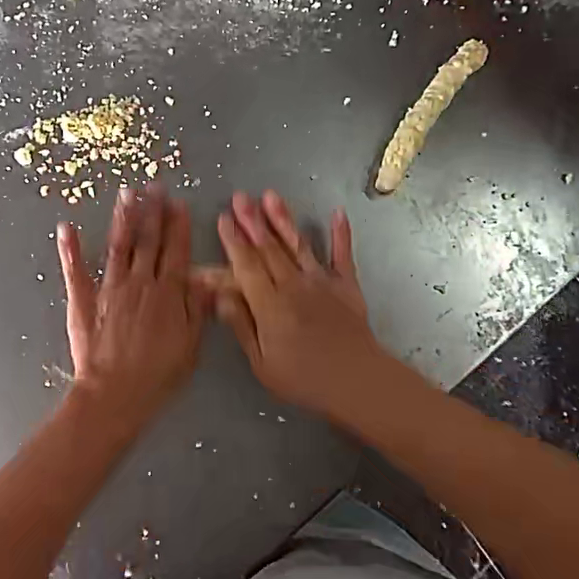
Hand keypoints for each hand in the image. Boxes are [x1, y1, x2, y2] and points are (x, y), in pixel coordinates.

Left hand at [57, 185, 205, 430]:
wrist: (115, 394)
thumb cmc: (157, 375)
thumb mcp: (190, 346)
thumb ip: (197, 308)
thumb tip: (207, 277)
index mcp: (167, 292)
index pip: (176, 251)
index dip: (178, 226)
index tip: (179, 203)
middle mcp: (139, 281)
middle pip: (148, 240)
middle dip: (153, 210)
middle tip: (155, 185)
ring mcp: (109, 286)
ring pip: (118, 244)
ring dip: (122, 217)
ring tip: (126, 193)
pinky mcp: (84, 298)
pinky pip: (76, 269)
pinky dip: (70, 247)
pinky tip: (66, 226)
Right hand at [208, 191, 387, 418]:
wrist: (359, 383)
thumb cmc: (304, 379)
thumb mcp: (262, 362)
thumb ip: (241, 324)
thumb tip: (220, 294)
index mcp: (269, 303)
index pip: (246, 265)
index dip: (233, 241)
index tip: (223, 219)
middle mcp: (293, 284)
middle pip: (268, 248)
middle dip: (251, 221)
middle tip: (239, 197)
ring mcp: (321, 281)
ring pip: (297, 244)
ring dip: (282, 219)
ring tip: (270, 195)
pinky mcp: (346, 285)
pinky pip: (342, 255)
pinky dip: (340, 233)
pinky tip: (337, 212)